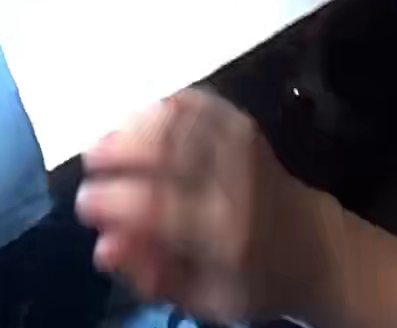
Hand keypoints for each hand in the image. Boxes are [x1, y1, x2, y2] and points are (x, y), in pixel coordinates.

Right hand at [75, 89, 343, 323]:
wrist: (312, 245)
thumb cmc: (250, 277)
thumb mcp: (204, 296)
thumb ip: (151, 273)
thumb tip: (102, 248)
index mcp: (227, 233)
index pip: (157, 207)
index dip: (113, 200)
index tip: (83, 203)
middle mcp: (234, 181)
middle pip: (164, 150)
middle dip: (116, 150)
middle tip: (90, 159)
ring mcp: (238, 143)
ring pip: (172, 119)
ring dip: (131, 125)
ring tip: (107, 139)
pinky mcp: (238, 120)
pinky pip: (189, 101)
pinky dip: (157, 105)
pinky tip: (138, 118)